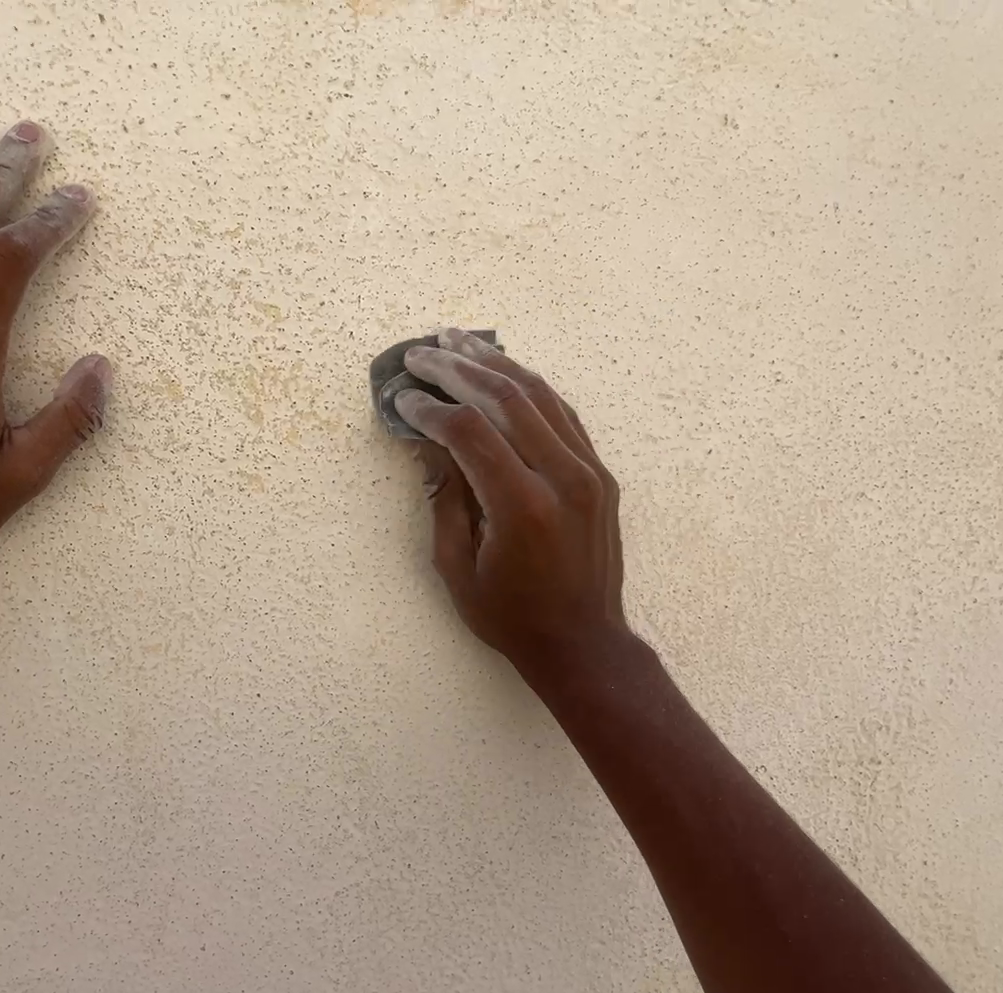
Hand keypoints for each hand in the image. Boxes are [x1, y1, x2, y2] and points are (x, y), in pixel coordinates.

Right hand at [397, 328, 629, 674]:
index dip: (429, 408)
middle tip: (422, 350)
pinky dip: (530, 388)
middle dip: (457, 367)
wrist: (582, 642)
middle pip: (506, 398)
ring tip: (459, 340)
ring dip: (496, 363)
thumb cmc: (511, 616)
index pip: (469, 431)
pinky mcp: (600, 473)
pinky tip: (503, 373)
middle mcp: (563, 478)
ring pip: (540, 395)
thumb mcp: (457, 567)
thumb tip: (426, 444)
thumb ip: (443, 498)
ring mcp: (589, 472)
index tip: (402, 398)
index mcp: (522, 506)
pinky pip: (563, 414)